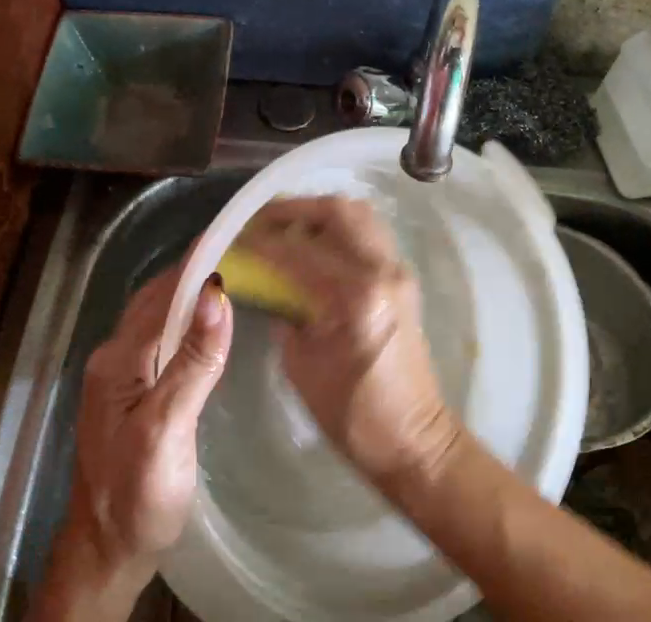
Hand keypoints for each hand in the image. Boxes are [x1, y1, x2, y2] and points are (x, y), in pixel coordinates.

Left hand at [33, 266, 232, 620]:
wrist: (108, 551)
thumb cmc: (137, 495)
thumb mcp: (167, 429)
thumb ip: (193, 363)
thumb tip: (217, 293)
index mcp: (119, 358)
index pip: (166, 293)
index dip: (201, 260)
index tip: (239, 229)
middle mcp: (116, 356)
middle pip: (161, 297)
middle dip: (200, 267)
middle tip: (250, 246)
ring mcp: (124, 373)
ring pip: (163, 315)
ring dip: (196, 289)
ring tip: (241, 270)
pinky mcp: (137, 390)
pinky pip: (166, 338)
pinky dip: (192, 318)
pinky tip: (216, 320)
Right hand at [234, 196, 461, 487]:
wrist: (415, 441)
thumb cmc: (353, 416)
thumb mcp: (302, 367)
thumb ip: (285, 316)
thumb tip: (268, 287)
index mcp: (356, 298)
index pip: (298, 251)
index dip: (261, 241)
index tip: (234, 237)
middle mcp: (383, 273)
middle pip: (337, 211)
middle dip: (293, 209)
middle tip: (261, 220)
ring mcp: (399, 272)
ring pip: (359, 214)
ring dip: (319, 213)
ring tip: (287, 228)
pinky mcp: (404, 280)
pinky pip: (369, 234)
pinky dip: (339, 229)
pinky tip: (314, 246)